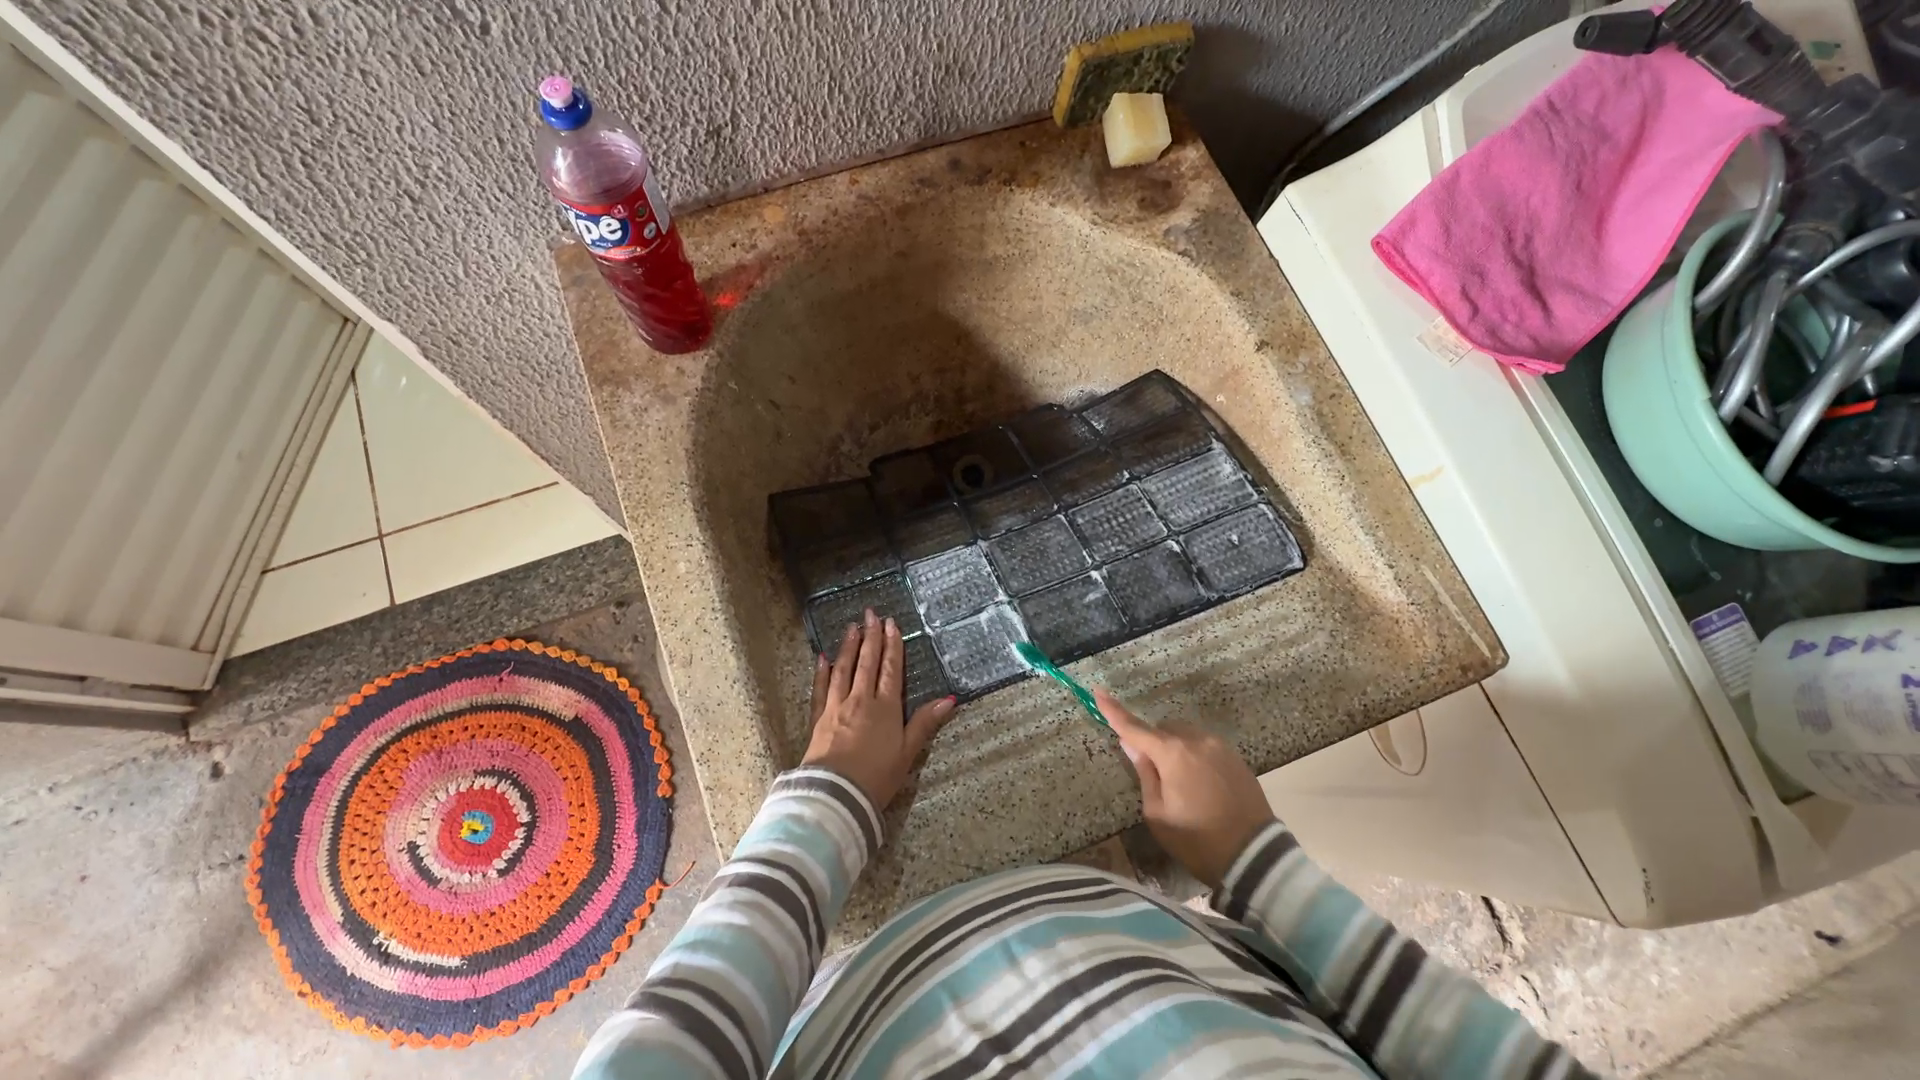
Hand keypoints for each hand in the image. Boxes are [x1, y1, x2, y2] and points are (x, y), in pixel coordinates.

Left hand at [802, 609, 957, 809]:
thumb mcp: (908, 752)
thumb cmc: (877, 776)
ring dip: (847, 647)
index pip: (891, 670)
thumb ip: (925, 723)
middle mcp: (860, 700)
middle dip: (870, 637)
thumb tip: (949, 699)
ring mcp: (836, 707)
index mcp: (885, 708)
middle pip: (867, 663)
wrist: (836, 793)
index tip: (891, 623)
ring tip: (851, 628)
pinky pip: (820, 688)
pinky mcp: (818, 718)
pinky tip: (822, 658)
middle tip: (870, 614)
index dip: (892, 646)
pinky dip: (821, 672)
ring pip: (843, 669)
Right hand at [1097, 687, 1275, 887]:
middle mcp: (1197, 741)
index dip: (1114, 711)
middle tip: (1153, 774)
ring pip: (1186, 735)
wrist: (1254, 856)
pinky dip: (1194, 755)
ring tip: (1180, 783)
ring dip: (1175, 748)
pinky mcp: (1236, 758)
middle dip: (1153, 743)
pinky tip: (1200, 784)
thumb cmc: (1197, 840)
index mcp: (1173, 754)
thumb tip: (1132, 744)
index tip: (1098, 692)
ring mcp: (1220, 747)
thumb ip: (1144, 773)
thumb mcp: (1158, 814)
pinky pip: (1206, 746)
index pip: (1135, 728)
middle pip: (1164, 729)